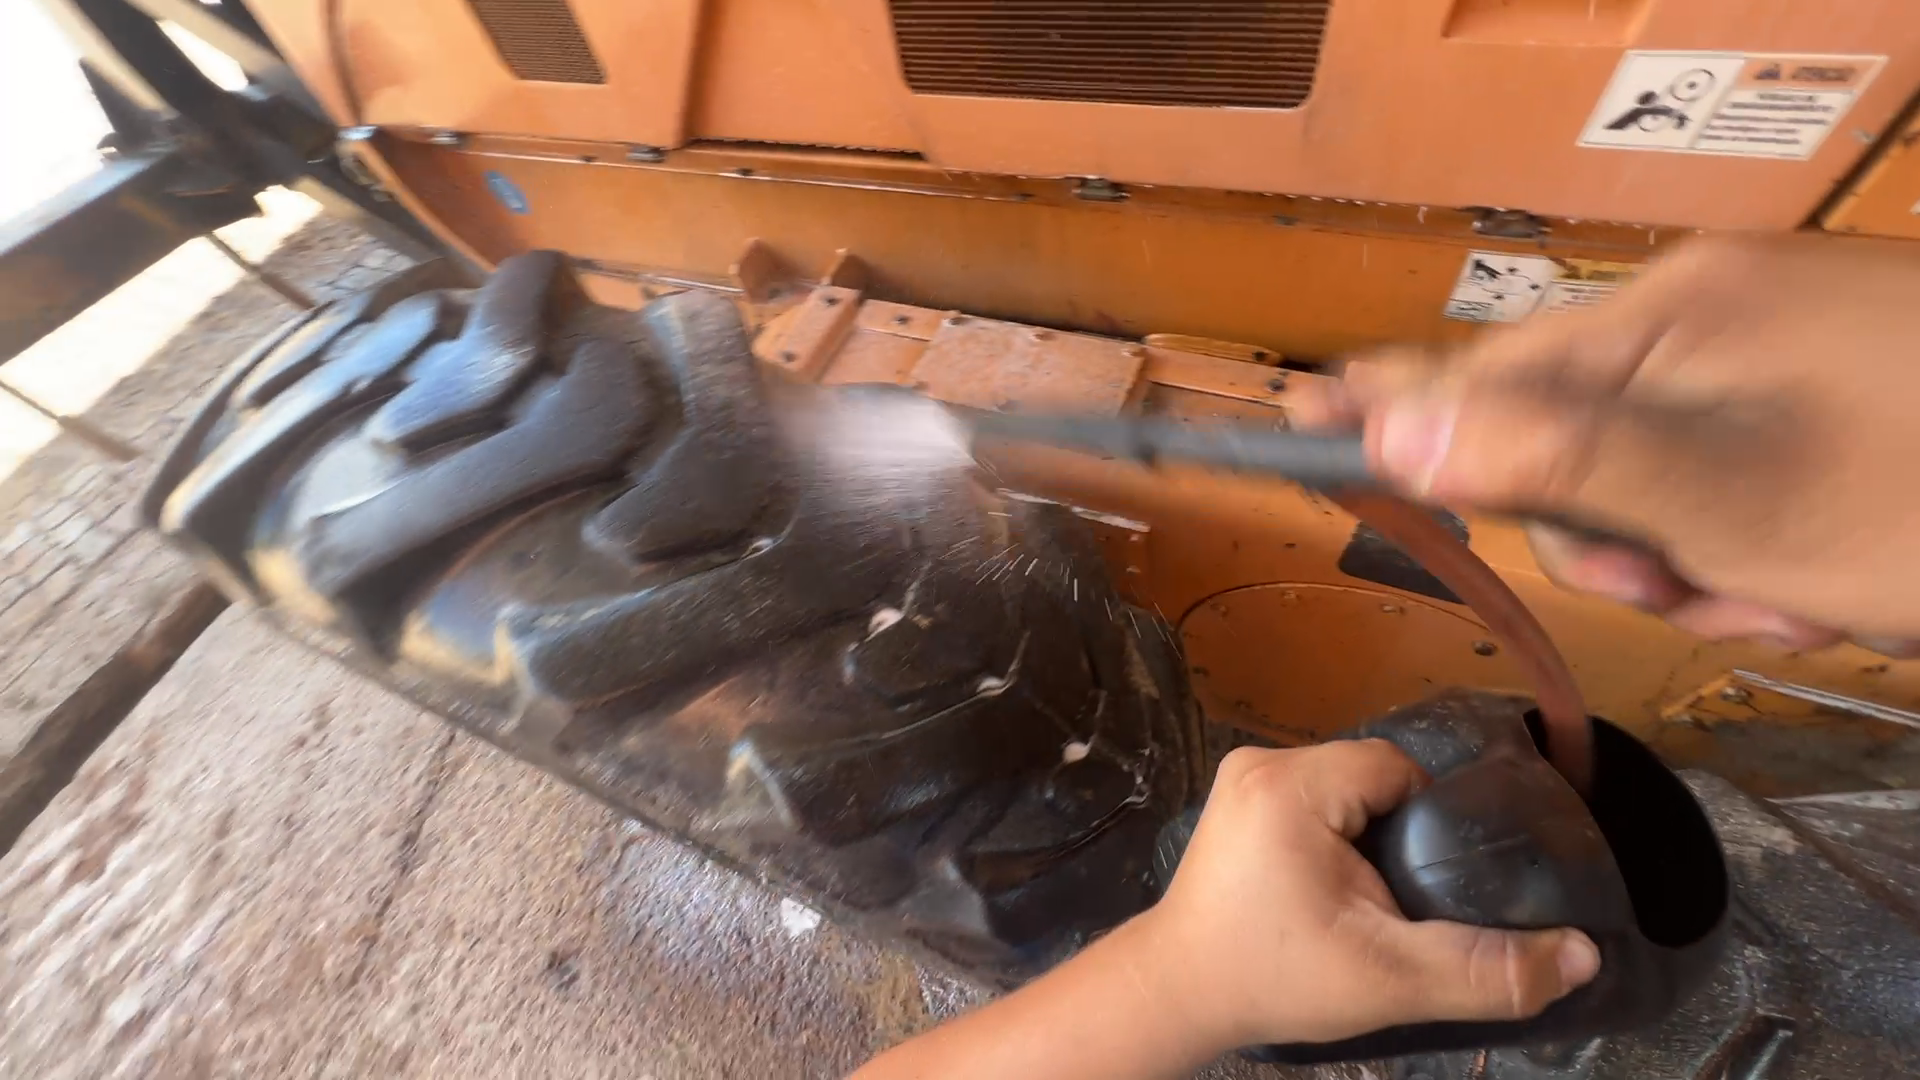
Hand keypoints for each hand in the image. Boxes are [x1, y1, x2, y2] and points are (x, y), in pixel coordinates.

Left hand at [854, 741, 1597, 1079]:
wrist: (1166, 995)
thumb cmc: (1256, 974)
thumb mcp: (1387, 975)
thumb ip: (1489, 966)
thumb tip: (1583, 956)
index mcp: (1288, 781)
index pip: (1392, 761)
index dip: (1442, 800)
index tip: (1477, 836)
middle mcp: (1257, 770)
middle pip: (1365, 778)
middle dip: (1410, 824)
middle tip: (1441, 875)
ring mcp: (1240, 793)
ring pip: (1335, 797)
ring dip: (1373, 838)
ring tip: (1399, 889)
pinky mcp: (1233, 819)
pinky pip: (1309, 812)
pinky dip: (1342, 843)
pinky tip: (1359, 888)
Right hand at [1293, 235, 1919, 651]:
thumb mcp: (1734, 496)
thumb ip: (1548, 459)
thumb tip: (1393, 436)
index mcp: (1668, 314)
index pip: (1475, 367)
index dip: (1384, 404)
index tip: (1296, 411)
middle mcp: (1695, 322)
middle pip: (1551, 439)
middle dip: (1592, 532)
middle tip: (1670, 588)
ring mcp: (1749, 363)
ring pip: (1620, 477)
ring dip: (1662, 557)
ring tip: (1756, 597)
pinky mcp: (1794, 405)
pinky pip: (1690, 482)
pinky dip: (1721, 549)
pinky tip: (1789, 582)